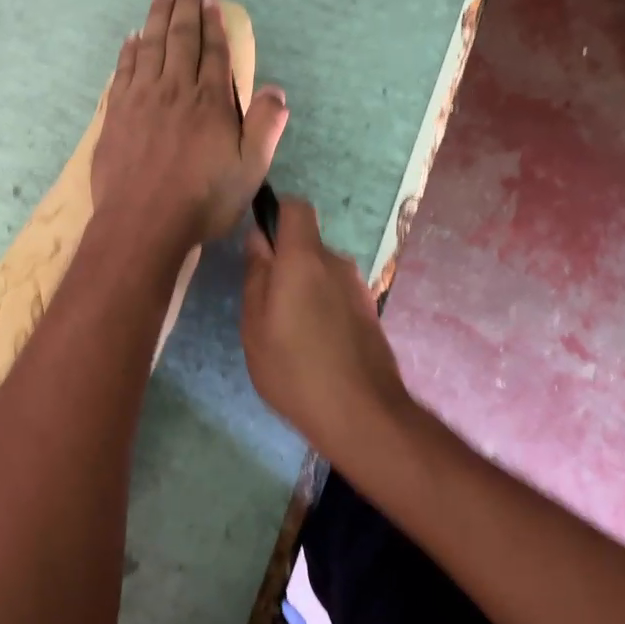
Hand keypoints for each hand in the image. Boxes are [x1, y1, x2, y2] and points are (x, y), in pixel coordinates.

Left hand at [91, 0, 287, 244]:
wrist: (142, 222)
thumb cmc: (202, 200)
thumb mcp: (250, 169)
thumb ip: (264, 126)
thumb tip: (275, 89)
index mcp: (210, 101)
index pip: (213, 52)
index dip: (214, 24)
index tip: (212, 2)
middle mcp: (175, 89)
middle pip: (180, 39)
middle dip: (186, 9)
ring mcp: (141, 98)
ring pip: (150, 46)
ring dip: (157, 18)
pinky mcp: (116, 112)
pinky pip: (124, 69)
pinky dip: (130, 49)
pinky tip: (132, 37)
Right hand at [242, 198, 411, 464]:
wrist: (362, 415)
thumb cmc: (295, 368)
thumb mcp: (255, 325)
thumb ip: (256, 275)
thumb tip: (258, 239)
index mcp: (304, 258)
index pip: (296, 208)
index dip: (276, 215)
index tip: (259, 243)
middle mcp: (336, 263)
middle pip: (307, 246)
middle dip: (286, 265)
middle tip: (266, 306)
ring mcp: (358, 288)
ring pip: (322, 274)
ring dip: (305, 291)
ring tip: (290, 334)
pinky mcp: (369, 313)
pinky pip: (337, 297)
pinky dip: (323, 310)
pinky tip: (315, 349)